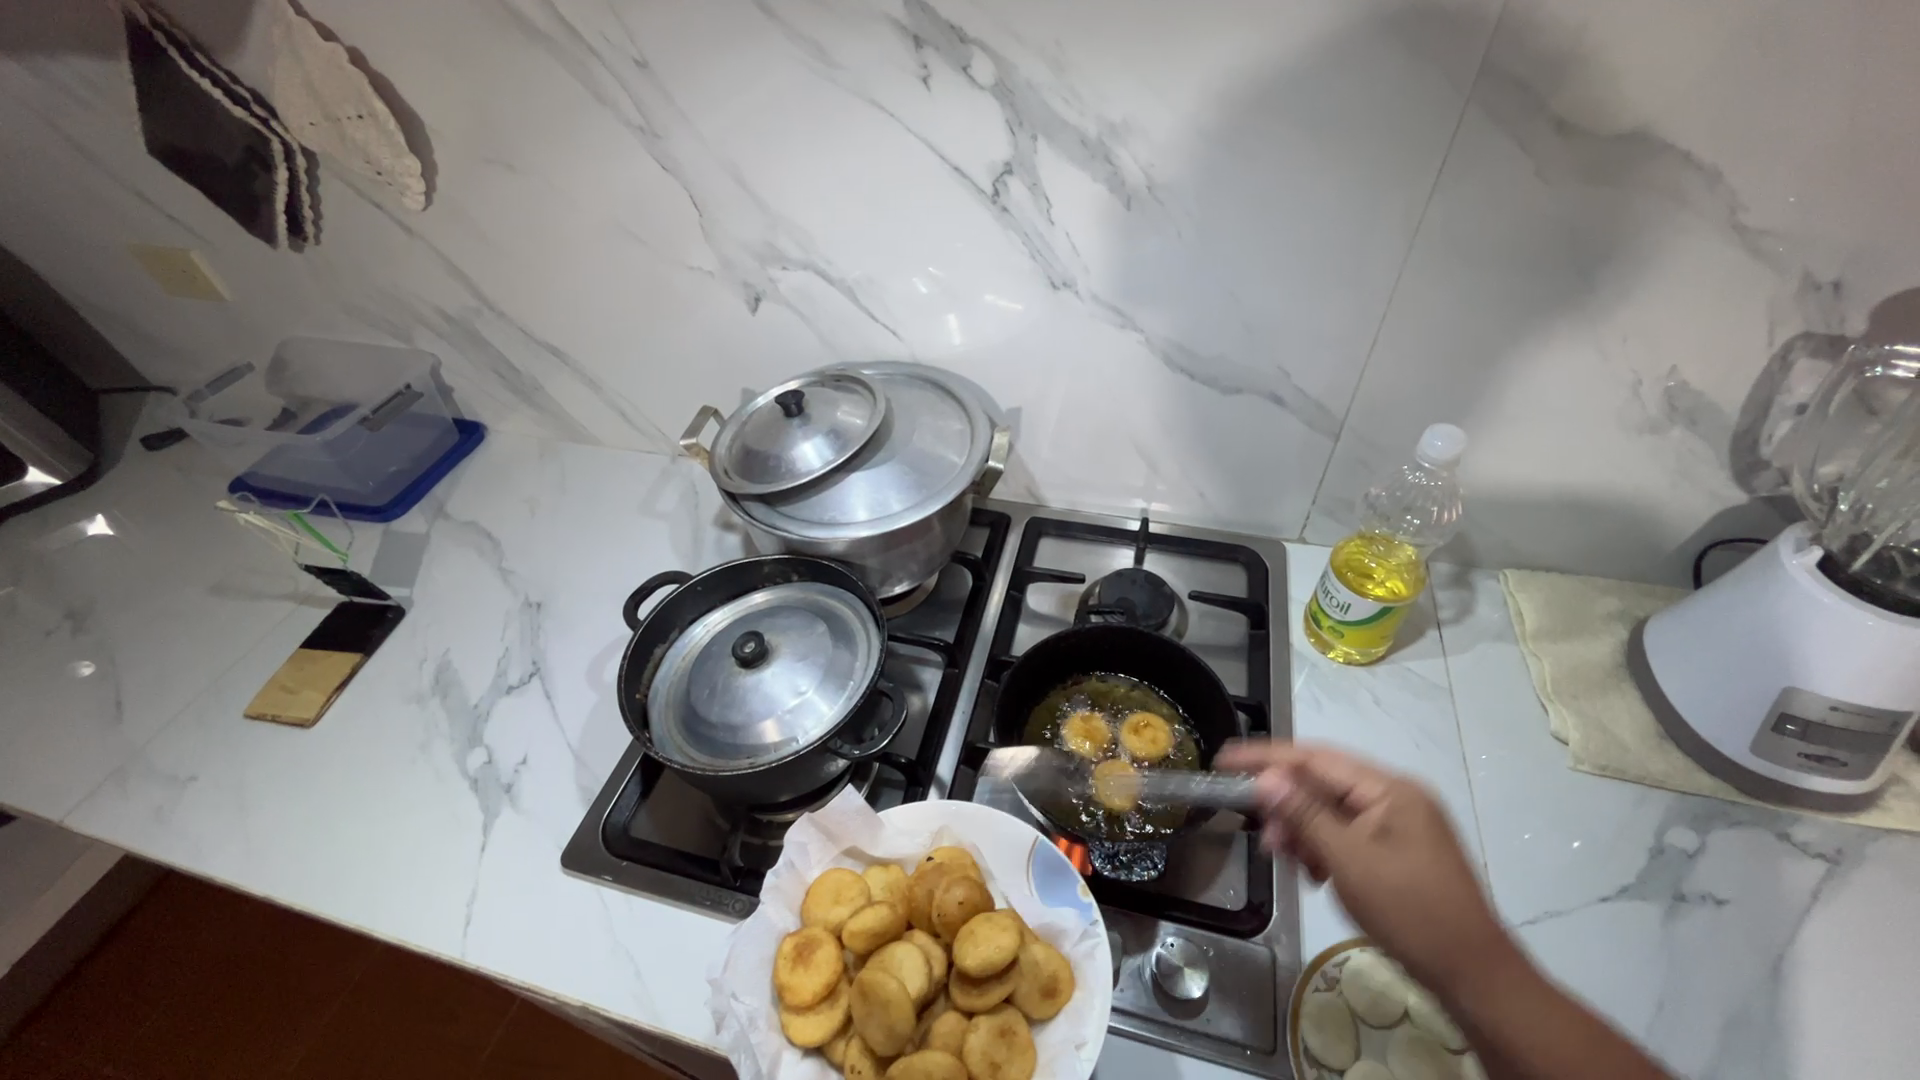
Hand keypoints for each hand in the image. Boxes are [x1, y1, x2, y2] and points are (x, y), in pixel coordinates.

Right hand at [1216, 740, 1517, 995]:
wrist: (1475, 976)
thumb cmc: (1411, 913)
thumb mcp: (1349, 861)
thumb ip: (1305, 814)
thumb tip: (1266, 778)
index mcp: (1390, 790)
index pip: (1314, 758)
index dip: (1265, 757)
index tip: (1224, 760)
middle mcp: (1397, 797)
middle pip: (1323, 783)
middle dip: (1285, 804)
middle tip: (1260, 833)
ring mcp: (1401, 825)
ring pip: (1332, 811)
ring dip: (1302, 829)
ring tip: (1285, 857)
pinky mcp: (1399, 851)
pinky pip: (1348, 834)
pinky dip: (1323, 846)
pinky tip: (1313, 871)